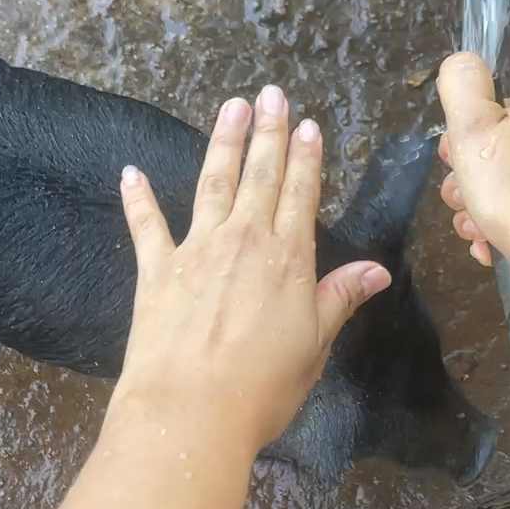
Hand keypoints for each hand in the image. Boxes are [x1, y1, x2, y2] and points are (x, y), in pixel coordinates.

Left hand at [114, 86, 392, 452]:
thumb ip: (341, 297)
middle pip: (260, 175)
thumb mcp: (314, 344)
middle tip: (271, 93)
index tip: (308, 124)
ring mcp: (197, 249)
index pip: (300, 193)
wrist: (189, 415)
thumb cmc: (262, 386)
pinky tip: (131, 171)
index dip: (305, 157)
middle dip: (269, 132)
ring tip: (231, 106)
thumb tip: (378, 269)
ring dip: (224, 142)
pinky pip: (146, 225)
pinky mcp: (157, 268)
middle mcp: (244, 240)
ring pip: (214, 182)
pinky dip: (138, 198)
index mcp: (286, 258)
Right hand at [435, 53, 509, 279]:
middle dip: (465, 183)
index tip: (455, 164)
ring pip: (499, 188)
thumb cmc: (509, 186)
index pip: (482, 117)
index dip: (457, 143)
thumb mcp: (472, 125)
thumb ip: (462, 86)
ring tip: (476, 229)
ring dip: (475, 210)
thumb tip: (462, 59)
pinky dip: (496, 228)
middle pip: (488, 155)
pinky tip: (488, 245)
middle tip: (464, 200)